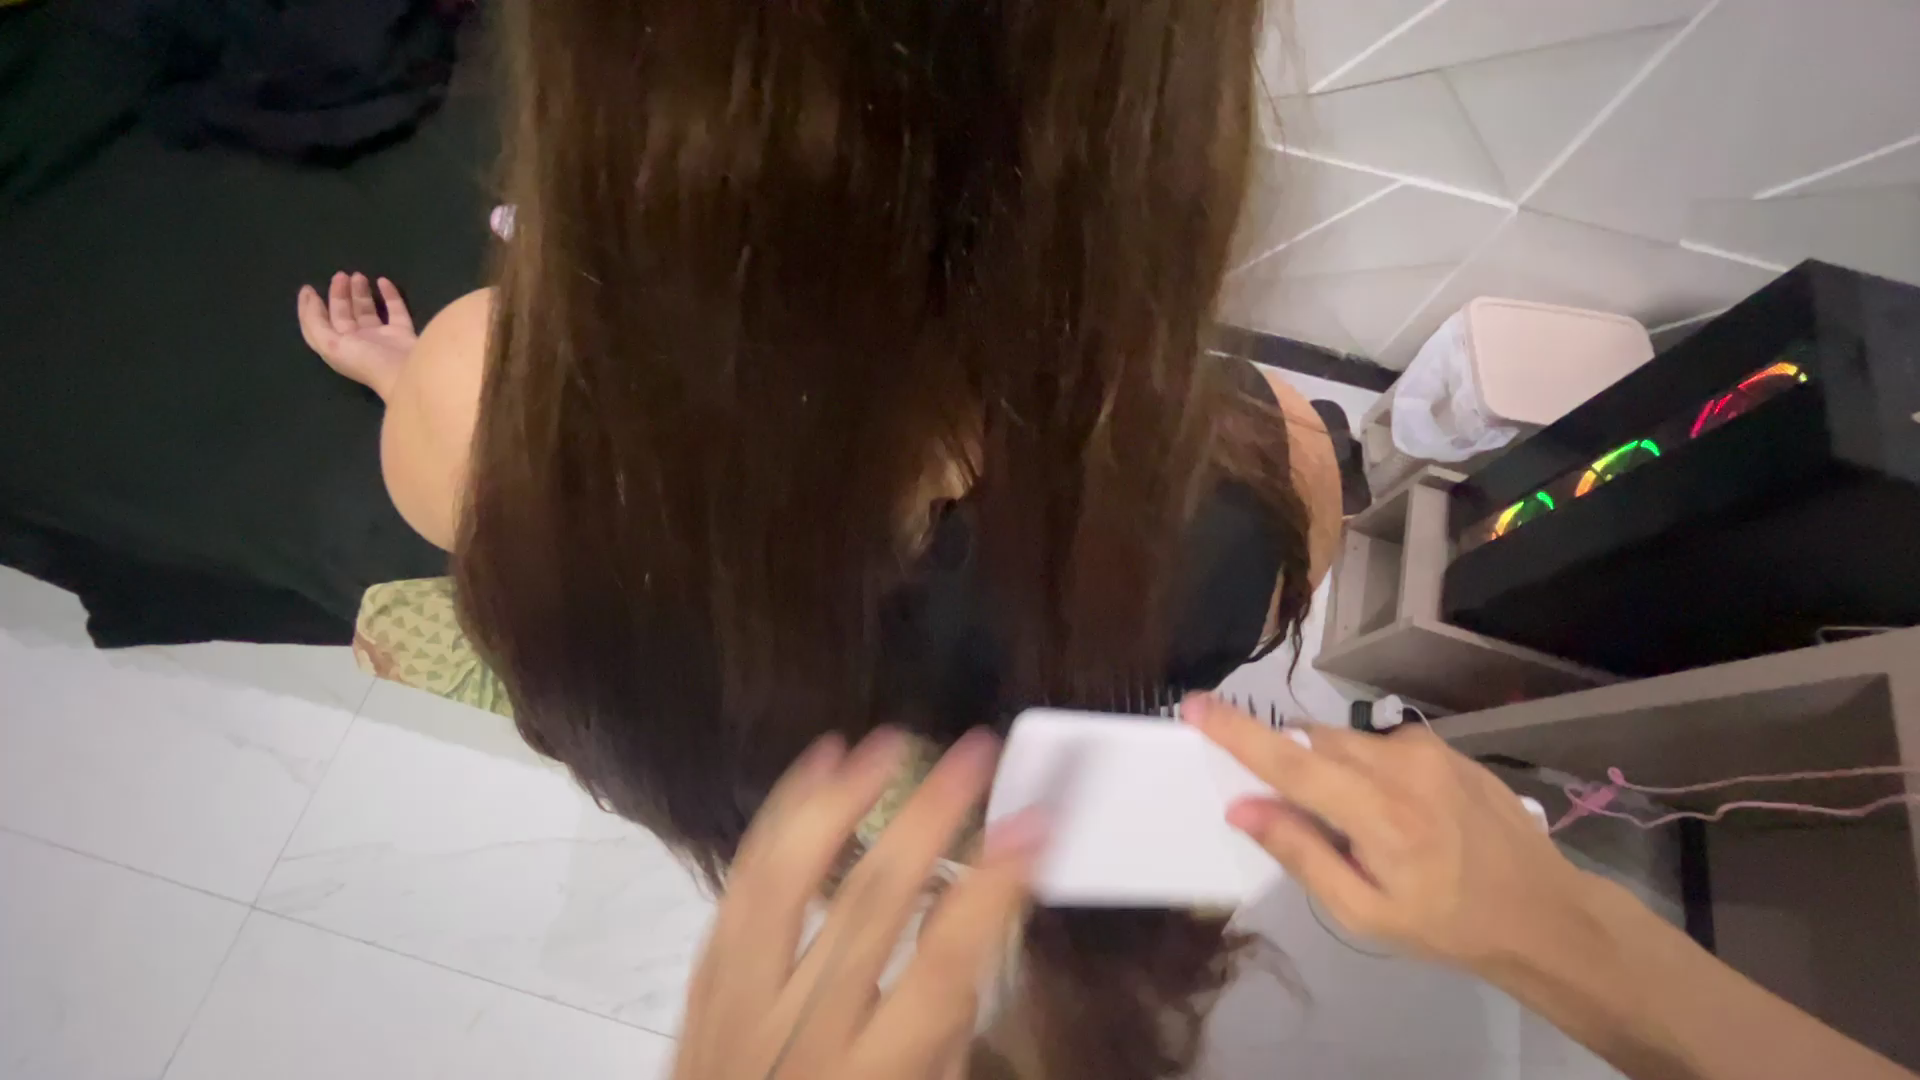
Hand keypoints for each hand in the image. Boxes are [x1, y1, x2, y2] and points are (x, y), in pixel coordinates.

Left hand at [296, 271, 414, 397]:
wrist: (408, 375)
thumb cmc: (366, 361)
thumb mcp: (329, 344)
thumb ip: (314, 322)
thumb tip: (311, 299)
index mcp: (337, 346)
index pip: (320, 323)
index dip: (311, 306)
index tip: (309, 287)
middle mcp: (358, 341)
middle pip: (344, 314)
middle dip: (339, 294)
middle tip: (340, 275)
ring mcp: (382, 337)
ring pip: (368, 310)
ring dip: (360, 292)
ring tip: (358, 276)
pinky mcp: (404, 334)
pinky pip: (396, 312)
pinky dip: (391, 296)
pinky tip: (383, 282)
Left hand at [673, 728, 1045, 1079]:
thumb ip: (948, 1020)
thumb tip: (978, 906)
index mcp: (875, 1076)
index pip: (943, 965)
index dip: (992, 885)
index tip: (1034, 822)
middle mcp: (800, 1036)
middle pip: (866, 903)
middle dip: (928, 815)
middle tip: (971, 754)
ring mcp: (737, 1006)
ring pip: (782, 880)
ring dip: (836, 799)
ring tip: (882, 744)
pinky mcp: (702, 985)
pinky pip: (736, 887)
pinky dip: (776, 819)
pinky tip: (812, 771)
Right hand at [1185, 694, 1593, 974]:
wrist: (1549, 915)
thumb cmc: (1448, 924)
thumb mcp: (1365, 914)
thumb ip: (1300, 854)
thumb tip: (1240, 807)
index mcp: (1379, 816)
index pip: (1290, 762)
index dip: (1237, 732)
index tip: (1194, 706)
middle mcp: (1401, 766)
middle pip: (1313, 742)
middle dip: (1294, 766)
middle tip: (1308, 815)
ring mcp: (1427, 749)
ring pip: (1343, 740)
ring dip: (1332, 769)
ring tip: (1366, 821)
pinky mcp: (1443, 745)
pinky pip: (1378, 744)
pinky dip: (1367, 768)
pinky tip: (1402, 809)